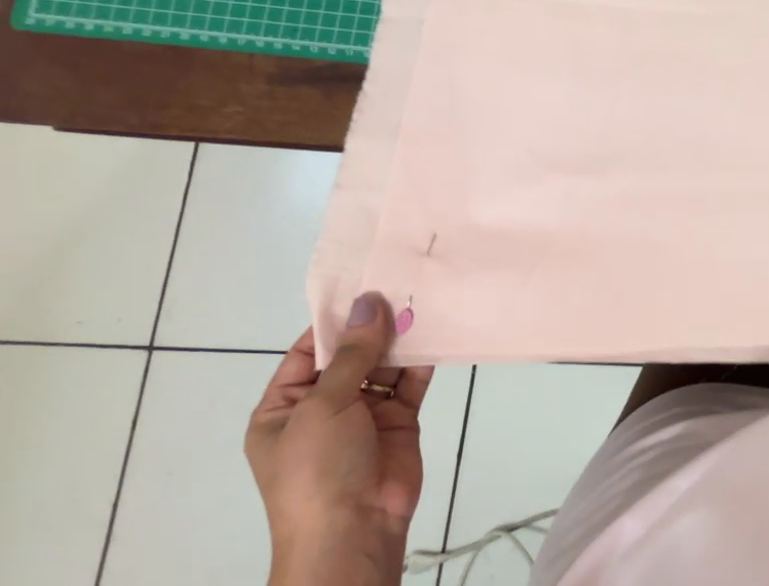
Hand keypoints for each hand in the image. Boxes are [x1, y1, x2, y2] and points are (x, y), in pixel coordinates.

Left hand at [246, 293, 433, 585]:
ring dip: (402, 341)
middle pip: (351, 356)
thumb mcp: (323, 406)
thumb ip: (352, 354)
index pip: (308, 352)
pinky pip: (410, 384)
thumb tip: (369, 303)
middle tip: (406, 286)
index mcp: (284, 407)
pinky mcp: (399, 421)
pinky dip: (424, 362)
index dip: (335, 322)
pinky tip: (439, 335)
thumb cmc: (317, 468)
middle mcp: (323, 407)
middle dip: (375, 327)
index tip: (368, 286)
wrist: (353, 527)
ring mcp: (363, 414)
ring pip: (384, 367)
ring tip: (426, 303)